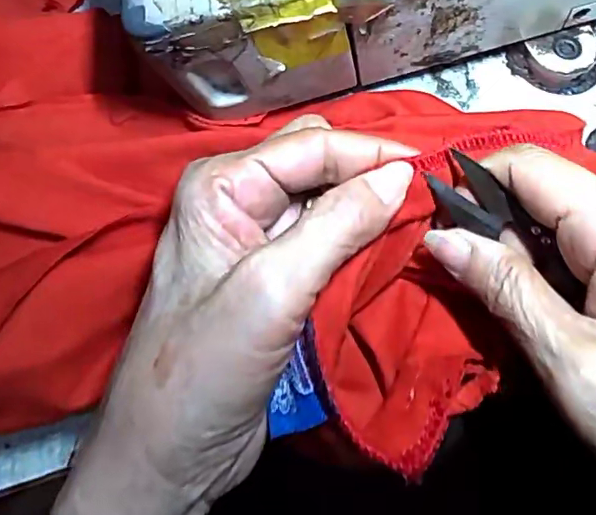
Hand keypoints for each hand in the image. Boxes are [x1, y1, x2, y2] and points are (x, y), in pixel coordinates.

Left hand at [55, 116, 416, 514]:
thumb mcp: (272, 290)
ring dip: (366, 200)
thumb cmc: (203, 367)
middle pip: (316, 159)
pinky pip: (325, 232)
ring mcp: (254, 232)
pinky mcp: (273, 268)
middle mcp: (235, 194)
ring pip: (324, 194)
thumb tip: (399, 174)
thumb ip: (336, 226)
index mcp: (221, 182)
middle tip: (424, 191)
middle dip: (367, 170)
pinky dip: (357, 232)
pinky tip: (387, 240)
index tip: (426, 167)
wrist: (169, 452)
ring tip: (416, 212)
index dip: (368, 152)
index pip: (308, 145)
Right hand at [421, 145, 595, 514]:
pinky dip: (541, 261)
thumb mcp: (578, 370)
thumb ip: (506, 291)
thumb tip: (438, 235)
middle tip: (457, 271)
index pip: (524, 162)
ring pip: (551, 211)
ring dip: (512, 245)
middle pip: (537, 183)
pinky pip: (575, 236)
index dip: (469, 184)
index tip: (431, 225)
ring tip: (490, 292)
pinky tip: (532, 301)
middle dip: (488, 220)